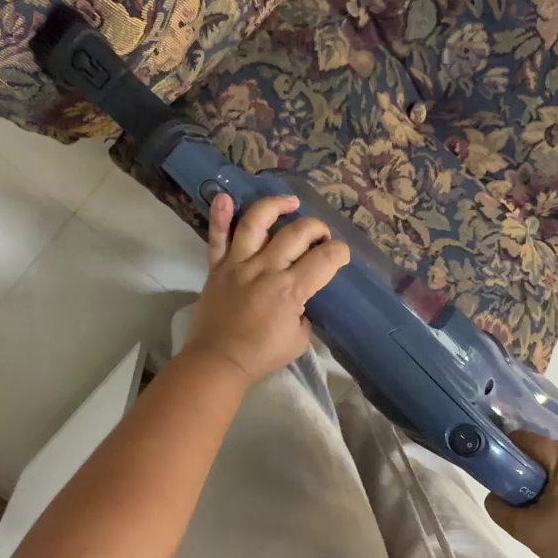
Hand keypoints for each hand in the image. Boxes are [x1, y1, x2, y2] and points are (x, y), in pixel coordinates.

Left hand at [181, 193, 349, 383]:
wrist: (217, 361)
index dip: (340, 253)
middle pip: (297, 232)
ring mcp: (238, 264)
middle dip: (317, 229)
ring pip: (257, 222)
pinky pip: (217, 237)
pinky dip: (219, 215)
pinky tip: (224, 197)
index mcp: (290, 289)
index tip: (340, 256)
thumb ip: (304, 313)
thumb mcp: (299, 339)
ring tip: (290, 202)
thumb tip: (300, 298)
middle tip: (320, 237)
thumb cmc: (260, 355)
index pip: (326, 258)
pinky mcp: (217, 267)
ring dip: (276, 205)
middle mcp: (266, 268)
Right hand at [485, 432, 557, 557]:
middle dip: (528, 470)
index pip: (525, 439)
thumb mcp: (524, 528)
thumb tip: (495, 495)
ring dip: (549, 480)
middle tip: (521, 498)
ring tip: (546, 511)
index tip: (499, 475)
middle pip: (545, 452)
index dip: (506, 452)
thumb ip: (498, 507)